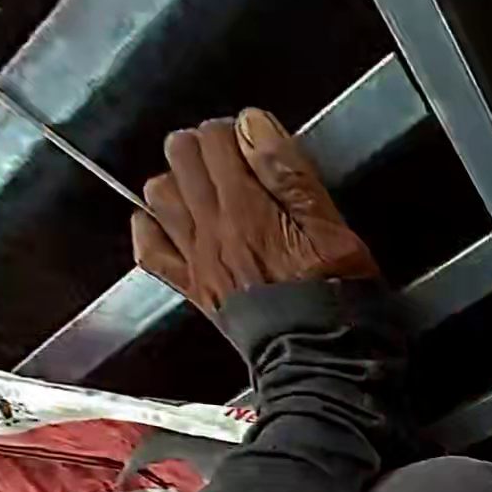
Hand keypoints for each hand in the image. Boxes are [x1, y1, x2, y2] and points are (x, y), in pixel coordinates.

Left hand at [131, 109, 377, 319]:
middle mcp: (211, 228)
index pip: (219, 139)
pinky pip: (149, 248)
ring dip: (182, 183)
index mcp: (248, 211)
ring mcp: (197, 260)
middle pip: (181, 156)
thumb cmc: (342, 306)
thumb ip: (295, 181)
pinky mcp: (194, 290)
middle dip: (208, 150)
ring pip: (158, 192)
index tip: (267, 150)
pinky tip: (175, 226)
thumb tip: (252, 124)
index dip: (242, 133)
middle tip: (243, 168)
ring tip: (215, 195)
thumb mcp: (339, 240)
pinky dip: (153, 228)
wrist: (324, 366)